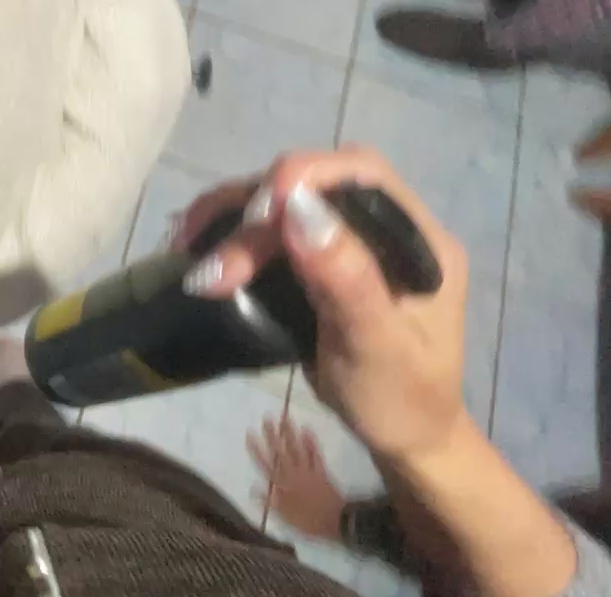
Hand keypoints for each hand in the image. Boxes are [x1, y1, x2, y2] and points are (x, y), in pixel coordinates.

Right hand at [189, 147, 471, 463]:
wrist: (399, 436)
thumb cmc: (398, 400)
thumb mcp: (376, 349)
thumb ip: (346, 279)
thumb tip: (300, 209)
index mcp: (419, 240)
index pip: (362, 173)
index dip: (307, 175)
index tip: (259, 212)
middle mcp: (381, 225)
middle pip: (306, 186)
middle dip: (255, 216)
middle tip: (219, 270)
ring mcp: (343, 236)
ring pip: (275, 200)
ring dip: (229, 220)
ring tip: (191, 252)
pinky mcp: (310, 251)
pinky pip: (261, 222)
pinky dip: (224, 229)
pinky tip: (197, 248)